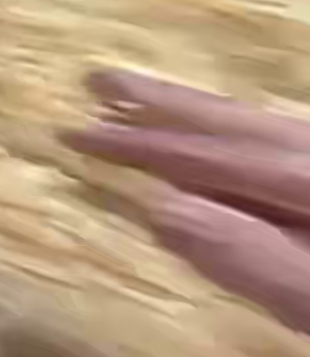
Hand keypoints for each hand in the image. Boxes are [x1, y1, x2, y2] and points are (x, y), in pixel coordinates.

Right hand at [64, 69, 309, 334]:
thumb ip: (280, 277)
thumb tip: (157, 207)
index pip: (250, 162)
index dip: (155, 148)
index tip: (71, 134)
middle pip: (283, 138)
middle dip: (185, 110)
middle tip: (96, 80)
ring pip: (304, 144)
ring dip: (218, 121)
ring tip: (138, 93)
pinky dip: (270, 145)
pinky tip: (239, 135)